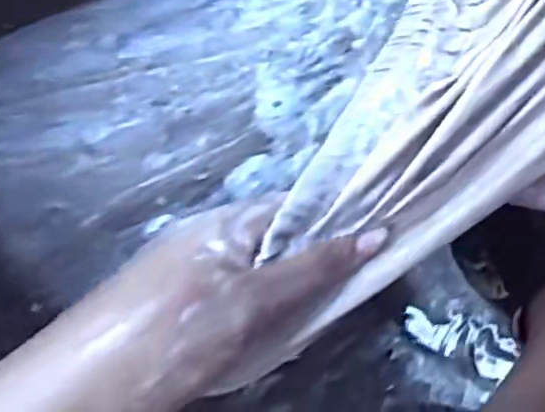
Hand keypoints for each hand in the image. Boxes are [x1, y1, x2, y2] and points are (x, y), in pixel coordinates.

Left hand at [0, 200, 383, 411]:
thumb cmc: (161, 341)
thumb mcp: (250, 303)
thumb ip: (316, 266)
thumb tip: (381, 232)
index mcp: (224, 222)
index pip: (303, 203)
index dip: (343, 214)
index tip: (382, 228)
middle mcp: (206, 239)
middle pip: (285, 238)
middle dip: (319, 258)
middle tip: (352, 279)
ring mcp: (183, 277)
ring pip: (262, 272)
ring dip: (290, 291)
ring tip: (315, 311)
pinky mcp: (168, 314)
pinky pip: (236, 299)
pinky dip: (260, 313)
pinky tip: (269, 334)